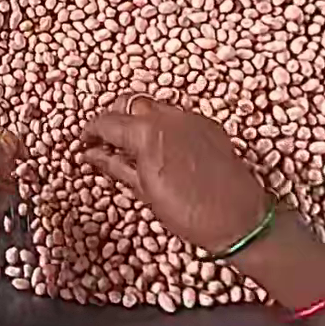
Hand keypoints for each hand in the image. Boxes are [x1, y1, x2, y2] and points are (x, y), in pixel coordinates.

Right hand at [78, 97, 270, 253]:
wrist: (240, 222)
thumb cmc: (190, 212)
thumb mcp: (143, 190)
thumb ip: (114, 165)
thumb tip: (91, 155)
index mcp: (145, 133)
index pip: (106, 122)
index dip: (90, 132)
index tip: (84, 142)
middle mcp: (167, 117)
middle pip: (127, 103)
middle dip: (112, 118)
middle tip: (104, 141)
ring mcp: (190, 119)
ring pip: (152, 106)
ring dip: (136, 118)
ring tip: (131, 145)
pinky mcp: (207, 126)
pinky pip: (175, 116)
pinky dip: (161, 124)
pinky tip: (160, 147)